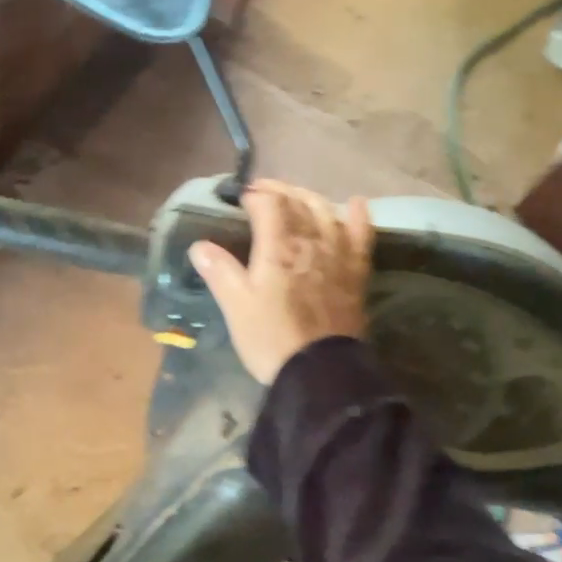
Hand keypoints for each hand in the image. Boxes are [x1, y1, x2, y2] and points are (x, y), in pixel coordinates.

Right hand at [187, 180, 374, 383]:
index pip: (269, 205)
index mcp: (278, 247)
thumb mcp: (236, 308)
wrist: (319, 370)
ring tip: (298, 197)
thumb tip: (200, 245)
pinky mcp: (356, 273)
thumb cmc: (271, 339)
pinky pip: (361, 235)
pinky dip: (359, 216)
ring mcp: (338, 255)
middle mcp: (311, 241)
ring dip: (311, 198)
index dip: (255, 196)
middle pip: (298, 202)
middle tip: (265, 192)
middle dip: (280, 191)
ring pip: (327, 212)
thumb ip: (220, 272)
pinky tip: (356, 204)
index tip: (242, 199)